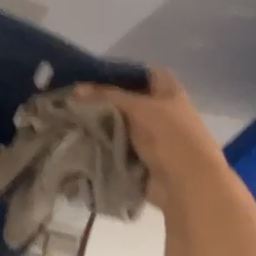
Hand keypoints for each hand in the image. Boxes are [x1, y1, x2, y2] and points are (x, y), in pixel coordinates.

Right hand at [72, 69, 229, 211]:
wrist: (185, 182)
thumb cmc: (170, 137)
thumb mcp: (139, 109)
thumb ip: (107, 96)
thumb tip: (75, 89)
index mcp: (169, 92)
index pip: (142, 73)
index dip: (119, 73)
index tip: (90, 77)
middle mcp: (161, 111)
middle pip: (127, 101)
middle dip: (103, 102)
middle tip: (72, 101)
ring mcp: (151, 136)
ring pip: (120, 125)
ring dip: (100, 125)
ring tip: (70, 121)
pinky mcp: (140, 158)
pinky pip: (117, 147)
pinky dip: (102, 145)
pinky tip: (80, 141)